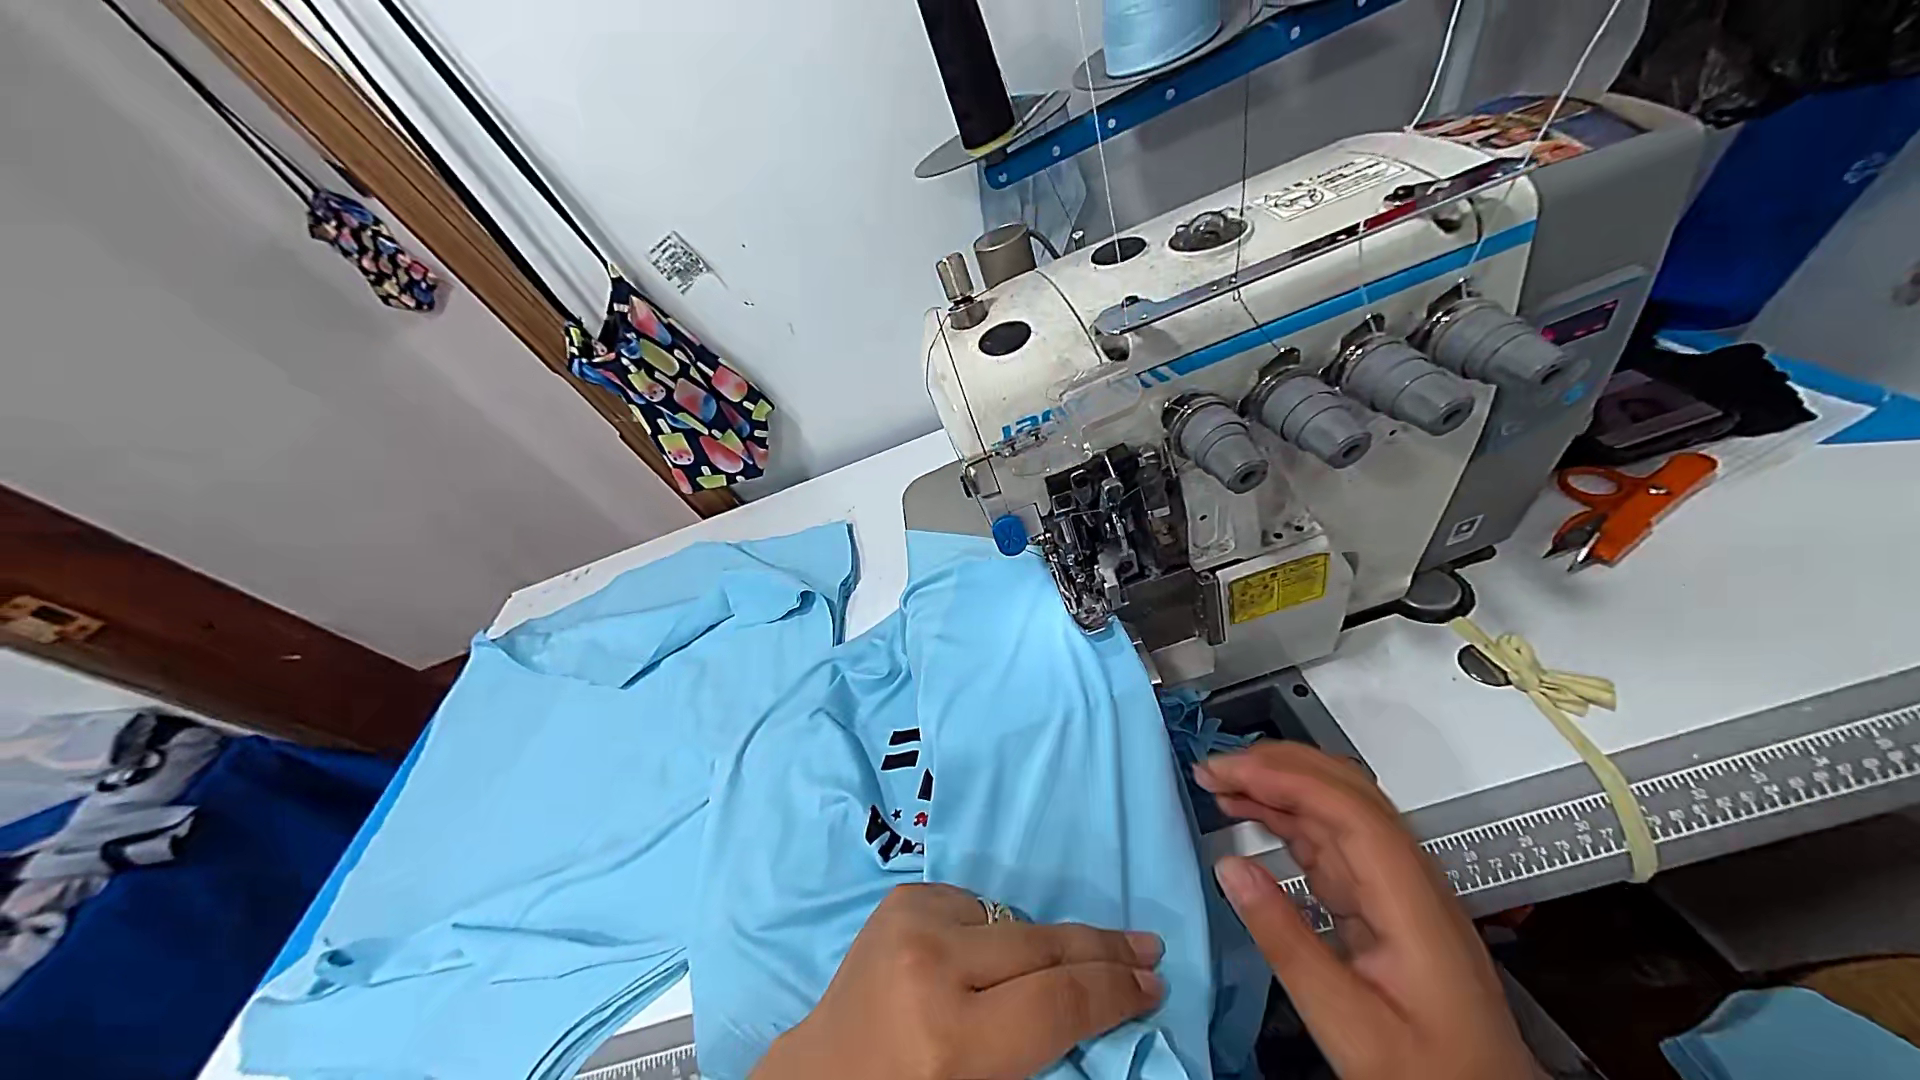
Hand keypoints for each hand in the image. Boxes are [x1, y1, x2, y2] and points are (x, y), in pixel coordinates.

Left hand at [751, 883, 1164, 1079]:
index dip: (1114, 993)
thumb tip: (1103, 998)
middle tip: (1148, 947)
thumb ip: (1042, 1044)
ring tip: (1070, 961)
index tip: (1153, 985)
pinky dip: (992, 930)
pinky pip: (975, 906)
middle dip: (1103, 950)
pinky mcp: (901, 898)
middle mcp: (932, 965)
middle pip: (1043, 946)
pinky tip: (987, 956)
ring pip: (1012, 919)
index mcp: (952, 1040)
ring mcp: (912, 921)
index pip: (1058, 1002)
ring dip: (1042, 943)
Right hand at [1196, 743, 1539, 1079]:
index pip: (1349, 810)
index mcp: (1411, 900)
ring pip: (1332, 806)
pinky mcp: (1376, 895)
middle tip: (1214, 768)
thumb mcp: (1347, 1023)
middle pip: (1344, 790)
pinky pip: (1326, 836)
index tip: (1228, 772)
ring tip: (1220, 785)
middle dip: (1275, 766)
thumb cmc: (1427, 1074)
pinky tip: (1252, 816)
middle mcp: (1407, 876)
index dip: (1285, 779)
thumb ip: (1284, 939)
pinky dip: (1284, 816)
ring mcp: (1394, 882)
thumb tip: (1229, 867)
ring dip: (1275, 786)